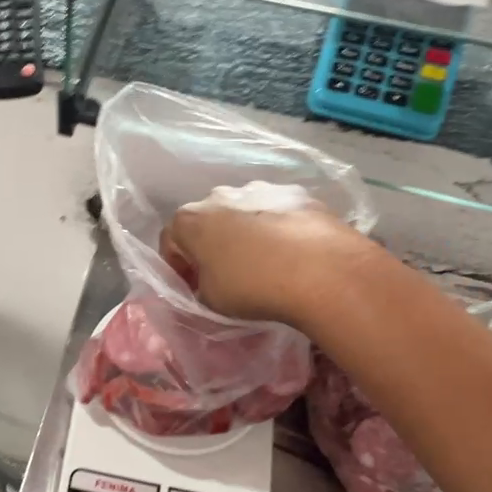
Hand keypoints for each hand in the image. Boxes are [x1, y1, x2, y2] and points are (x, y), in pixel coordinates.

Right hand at [161, 182, 376, 326]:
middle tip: (225, 276)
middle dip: (211, 246)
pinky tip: (293, 255)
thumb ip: (198, 289)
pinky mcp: (297, 194)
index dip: (177, 267)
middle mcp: (220, 195)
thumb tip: (206, 284)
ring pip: (243, 213)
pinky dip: (278, 229)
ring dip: (245, 234)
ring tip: (264, 265)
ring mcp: (261, 189)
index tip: (192, 288)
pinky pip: (277, 213)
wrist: (322, 270)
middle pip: (207, 222)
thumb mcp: (210, 302)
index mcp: (191, 219)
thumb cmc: (251, 287)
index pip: (170, 241)